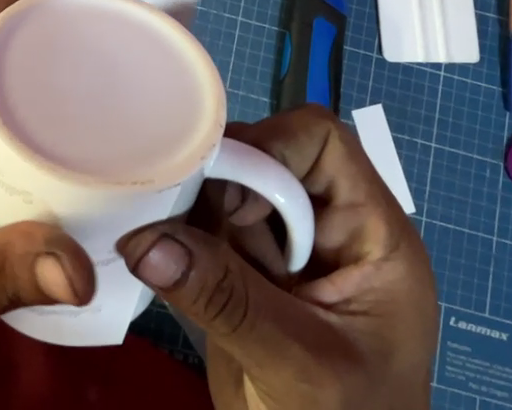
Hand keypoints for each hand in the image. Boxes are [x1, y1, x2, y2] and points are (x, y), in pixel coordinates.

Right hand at [119, 107, 437, 409]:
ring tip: (152, 235)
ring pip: (222, 186)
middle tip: (174, 217)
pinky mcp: (239, 269)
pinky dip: (171, 232)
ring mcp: (277, 247)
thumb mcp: (302, 368)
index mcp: (368, 232)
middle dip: (217, 181)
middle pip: (263, 156)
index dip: (270, 147)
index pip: (320, 143)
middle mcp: (322, 225)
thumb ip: (228, 302)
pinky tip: (148, 250)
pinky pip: (199, 224)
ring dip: (185, 205)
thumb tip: (143, 241)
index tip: (227, 199)